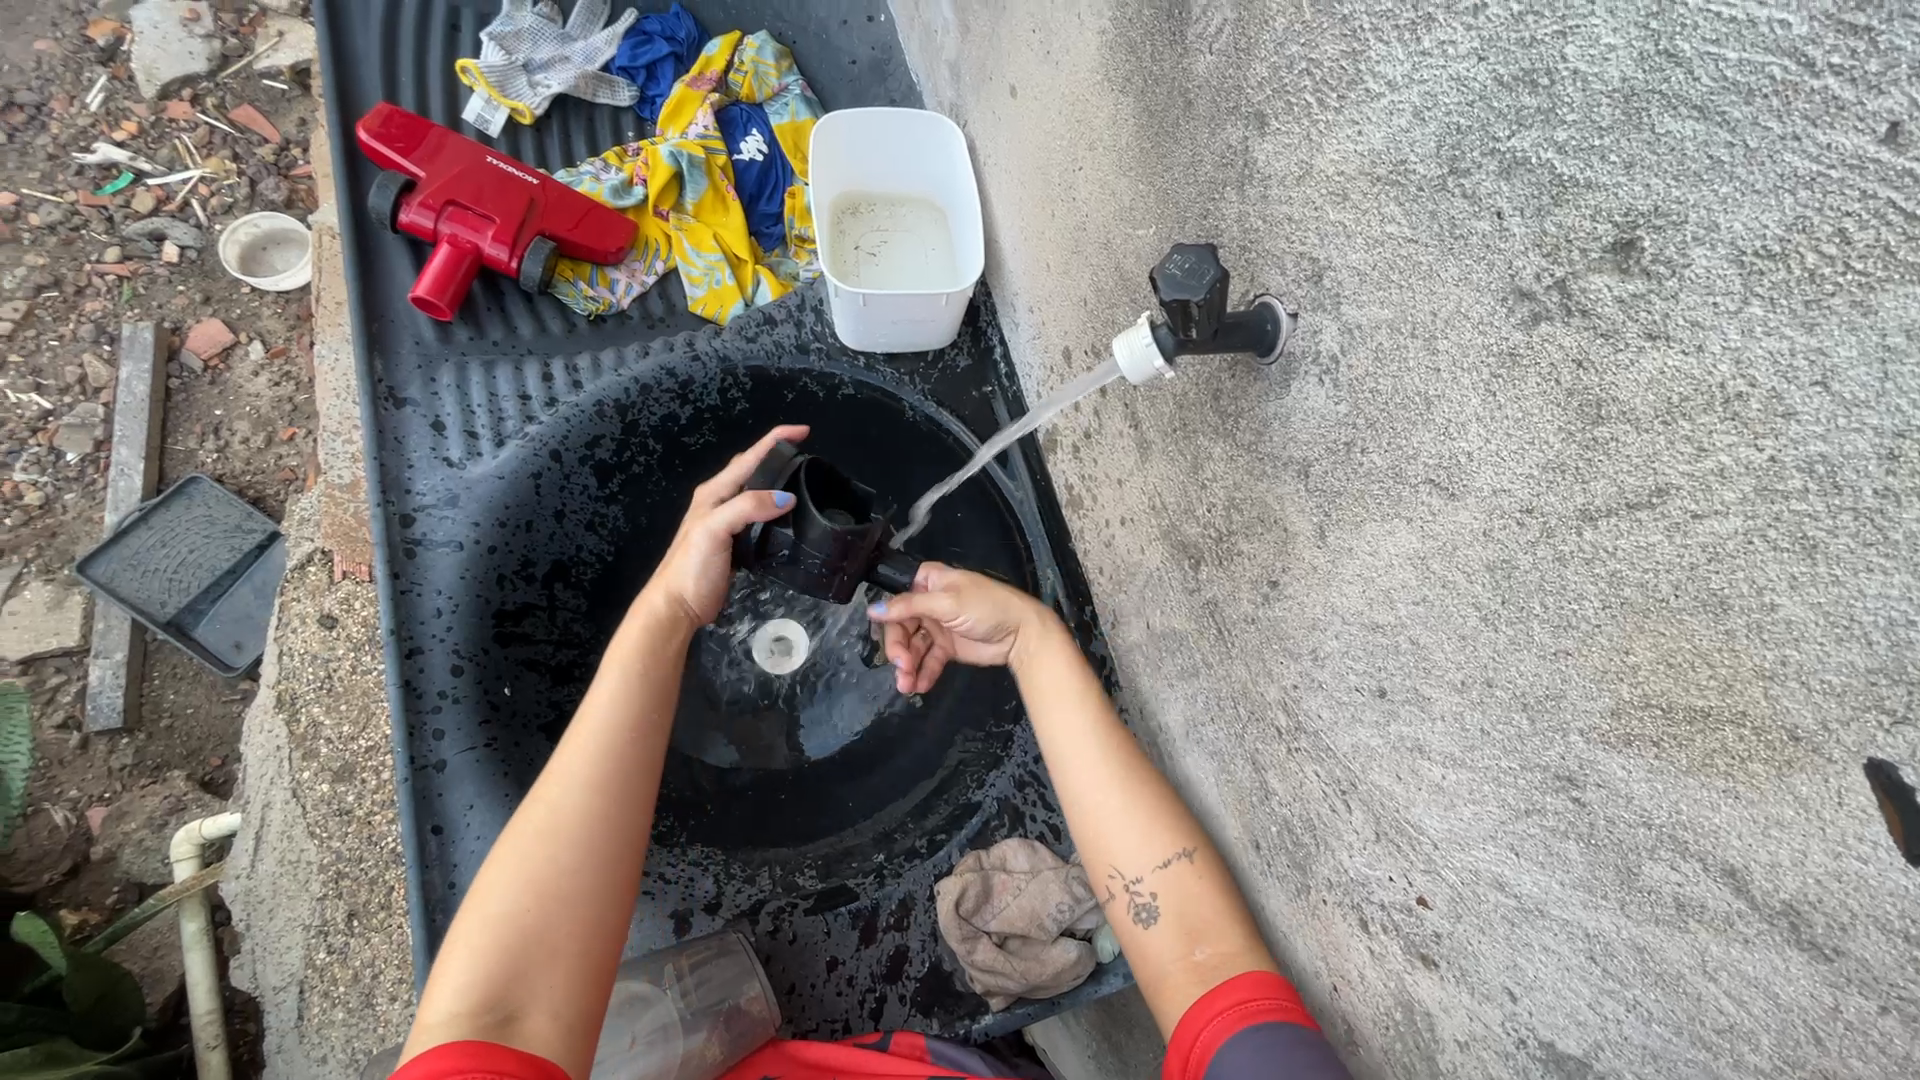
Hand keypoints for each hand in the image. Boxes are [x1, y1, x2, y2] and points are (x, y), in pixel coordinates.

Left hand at [639, 425, 808, 630]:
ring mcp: (727, 522)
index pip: (750, 457)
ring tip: (805, 481)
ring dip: (779, 483)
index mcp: (714, 493)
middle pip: (753, 470)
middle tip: (808, 456)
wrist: (677, 607)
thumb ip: (747, 508)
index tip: (804, 431)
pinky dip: (776, 510)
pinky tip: (790, 518)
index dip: (776, 440)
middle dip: (779, 456)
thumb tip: (786, 497)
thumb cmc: (692, 567)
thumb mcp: (715, 531)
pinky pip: (760, 517)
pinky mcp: (735, 543)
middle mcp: (720, 501)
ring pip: (758, 493)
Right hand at [866, 562, 1055, 693]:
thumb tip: (873, 610)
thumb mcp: (947, 602)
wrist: (1021, 634)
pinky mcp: (947, 648)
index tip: (886, 636)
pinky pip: (928, 660)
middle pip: (901, 627)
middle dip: (899, 649)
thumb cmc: (986, 607)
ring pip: (913, 647)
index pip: (898, 598)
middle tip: (902, 666)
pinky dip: (923, 673)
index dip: (889, 618)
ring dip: (908, 666)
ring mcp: (938, 627)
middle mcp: (930, 603)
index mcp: (929, 582)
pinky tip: (920, 686)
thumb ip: (909, 606)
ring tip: (908, 685)